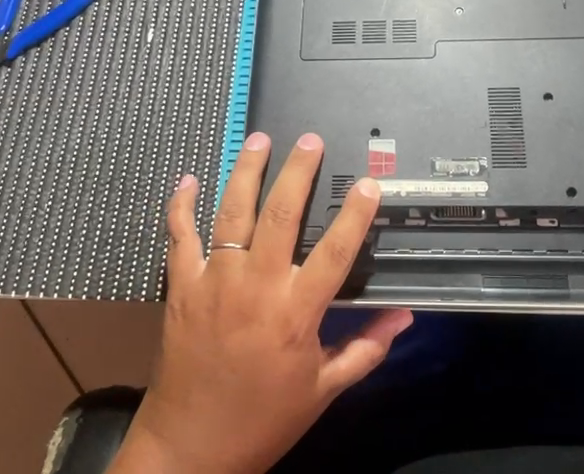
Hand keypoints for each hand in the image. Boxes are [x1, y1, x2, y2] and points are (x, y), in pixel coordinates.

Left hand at [111, 132, 412, 473]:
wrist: (190, 452)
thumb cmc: (262, 421)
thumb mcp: (323, 391)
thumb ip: (365, 349)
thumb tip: (404, 318)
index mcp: (295, 313)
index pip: (333, 252)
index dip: (354, 215)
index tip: (368, 183)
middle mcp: (255, 287)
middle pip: (279, 215)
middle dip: (297, 172)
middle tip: (309, 140)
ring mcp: (214, 282)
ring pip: (231, 213)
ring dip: (245, 172)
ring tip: (259, 140)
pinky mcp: (182, 288)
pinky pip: (180, 237)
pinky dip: (181, 205)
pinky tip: (188, 178)